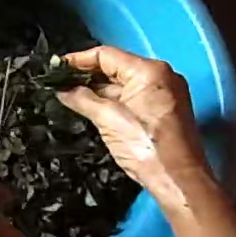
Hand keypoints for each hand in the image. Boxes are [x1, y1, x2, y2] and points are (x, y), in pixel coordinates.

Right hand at [55, 46, 209, 196]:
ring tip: (69, 94)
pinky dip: (111, 99)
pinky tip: (90, 105)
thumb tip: (62, 90)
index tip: (56, 67)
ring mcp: (164, 92)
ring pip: (122, 83)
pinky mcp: (162, 108)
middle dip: (86, 75)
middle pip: (115, 66)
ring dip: (97, 88)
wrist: (179, 181)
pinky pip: (131, 96)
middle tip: (58, 82)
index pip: (106, 55)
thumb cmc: (146, 148)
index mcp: (149, 71)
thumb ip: (82, 99)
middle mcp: (161, 75)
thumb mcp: (107, 119)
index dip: (78, 60)